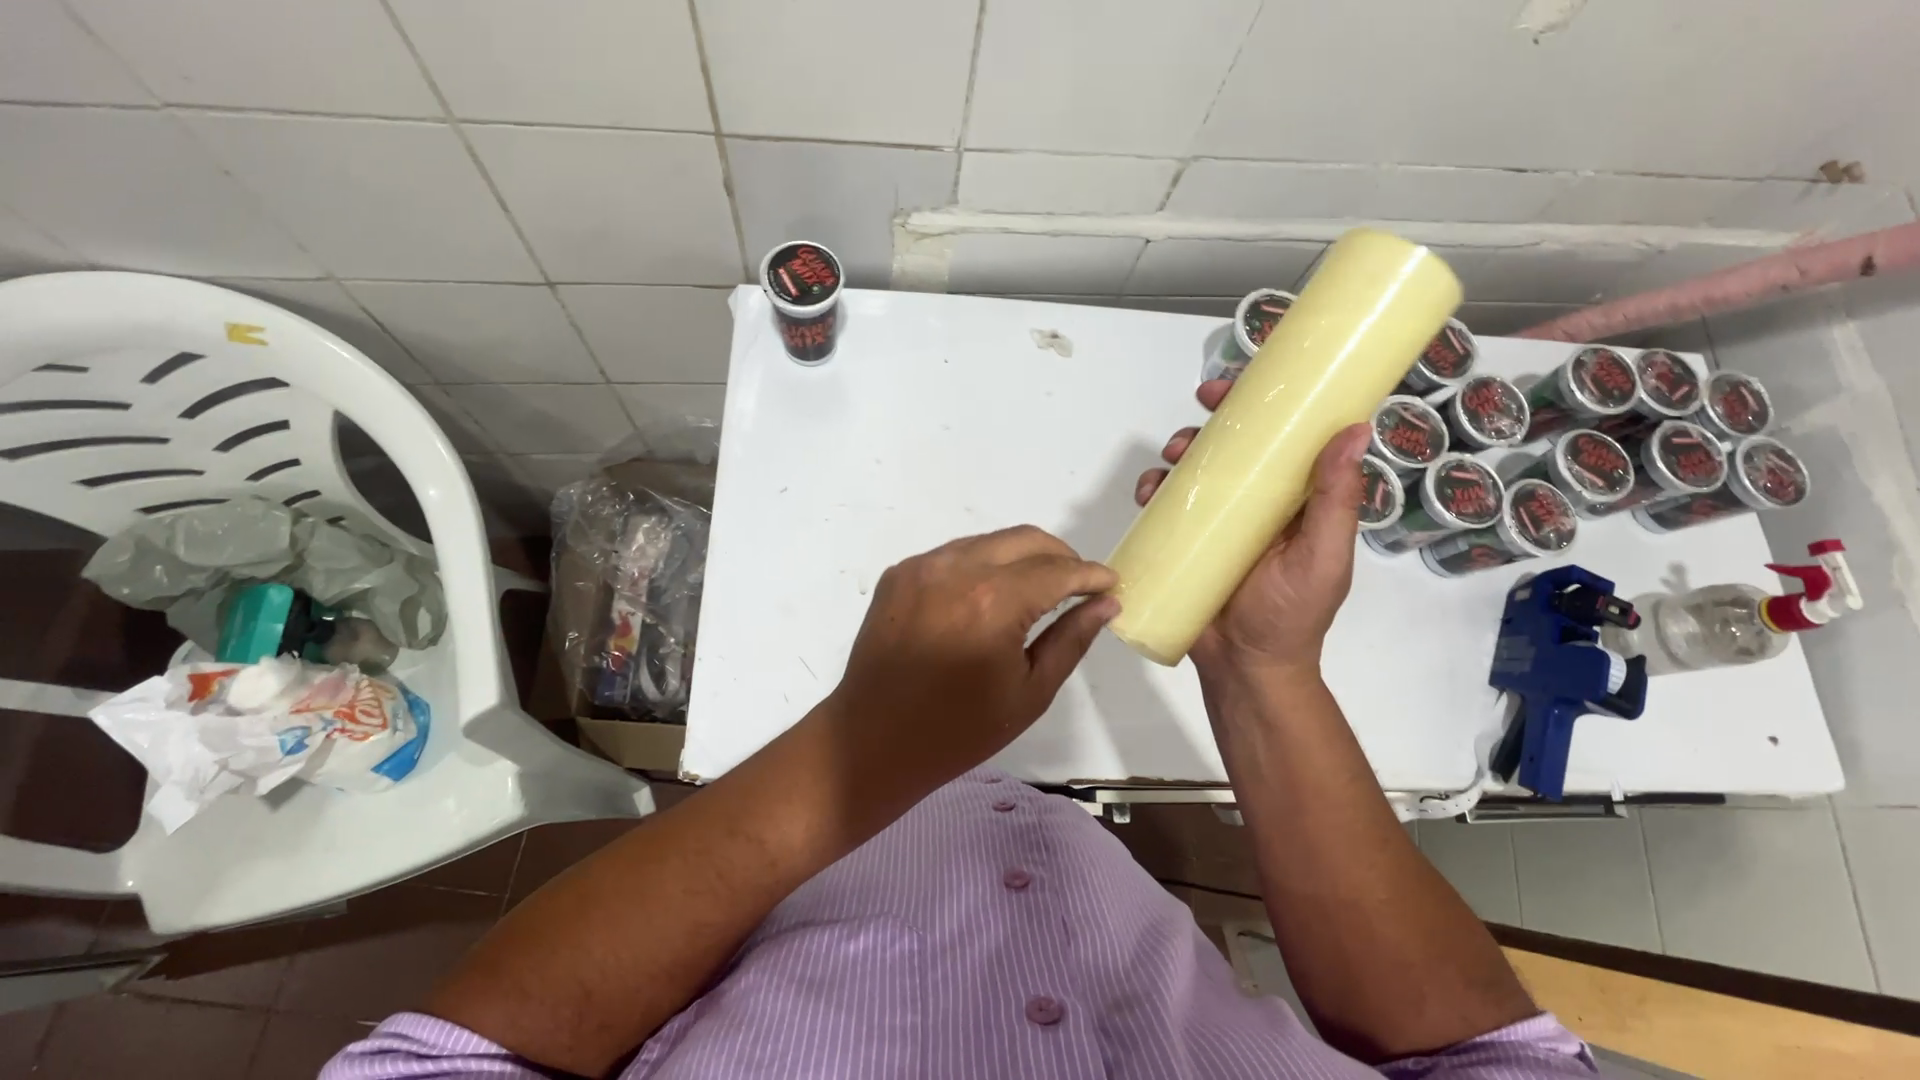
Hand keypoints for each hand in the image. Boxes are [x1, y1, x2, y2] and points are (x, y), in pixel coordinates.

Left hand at [824, 526, 1117, 789]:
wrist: (874, 740)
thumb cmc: (959, 730)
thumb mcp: (1030, 692)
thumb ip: (1071, 639)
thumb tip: (1106, 604)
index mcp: (992, 602)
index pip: (1056, 571)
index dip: (1090, 575)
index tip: (1111, 585)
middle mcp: (955, 569)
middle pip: (1025, 540)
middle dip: (1061, 556)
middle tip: (1081, 585)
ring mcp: (921, 567)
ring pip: (988, 542)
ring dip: (1022, 557)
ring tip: (1038, 590)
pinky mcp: (899, 574)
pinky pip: (954, 554)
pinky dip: (982, 565)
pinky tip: (989, 597)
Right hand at [1135, 379, 1370, 679]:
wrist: (1246, 668)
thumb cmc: (1292, 614)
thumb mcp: (1322, 556)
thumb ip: (1335, 500)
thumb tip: (1354, 428)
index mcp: (1294, 499)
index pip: (1283, 440)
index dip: (1262, 406)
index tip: (1239, 388)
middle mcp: (1256, 503)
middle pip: (1232, 448)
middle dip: (1210, 425)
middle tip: (1195, 421)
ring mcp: (1217, 523)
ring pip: (1195, 472)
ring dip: (1178, 454)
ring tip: (1168, 464)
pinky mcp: (1184, 543)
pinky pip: (1166, 507)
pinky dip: (1153, 492)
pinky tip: (1148, 494)